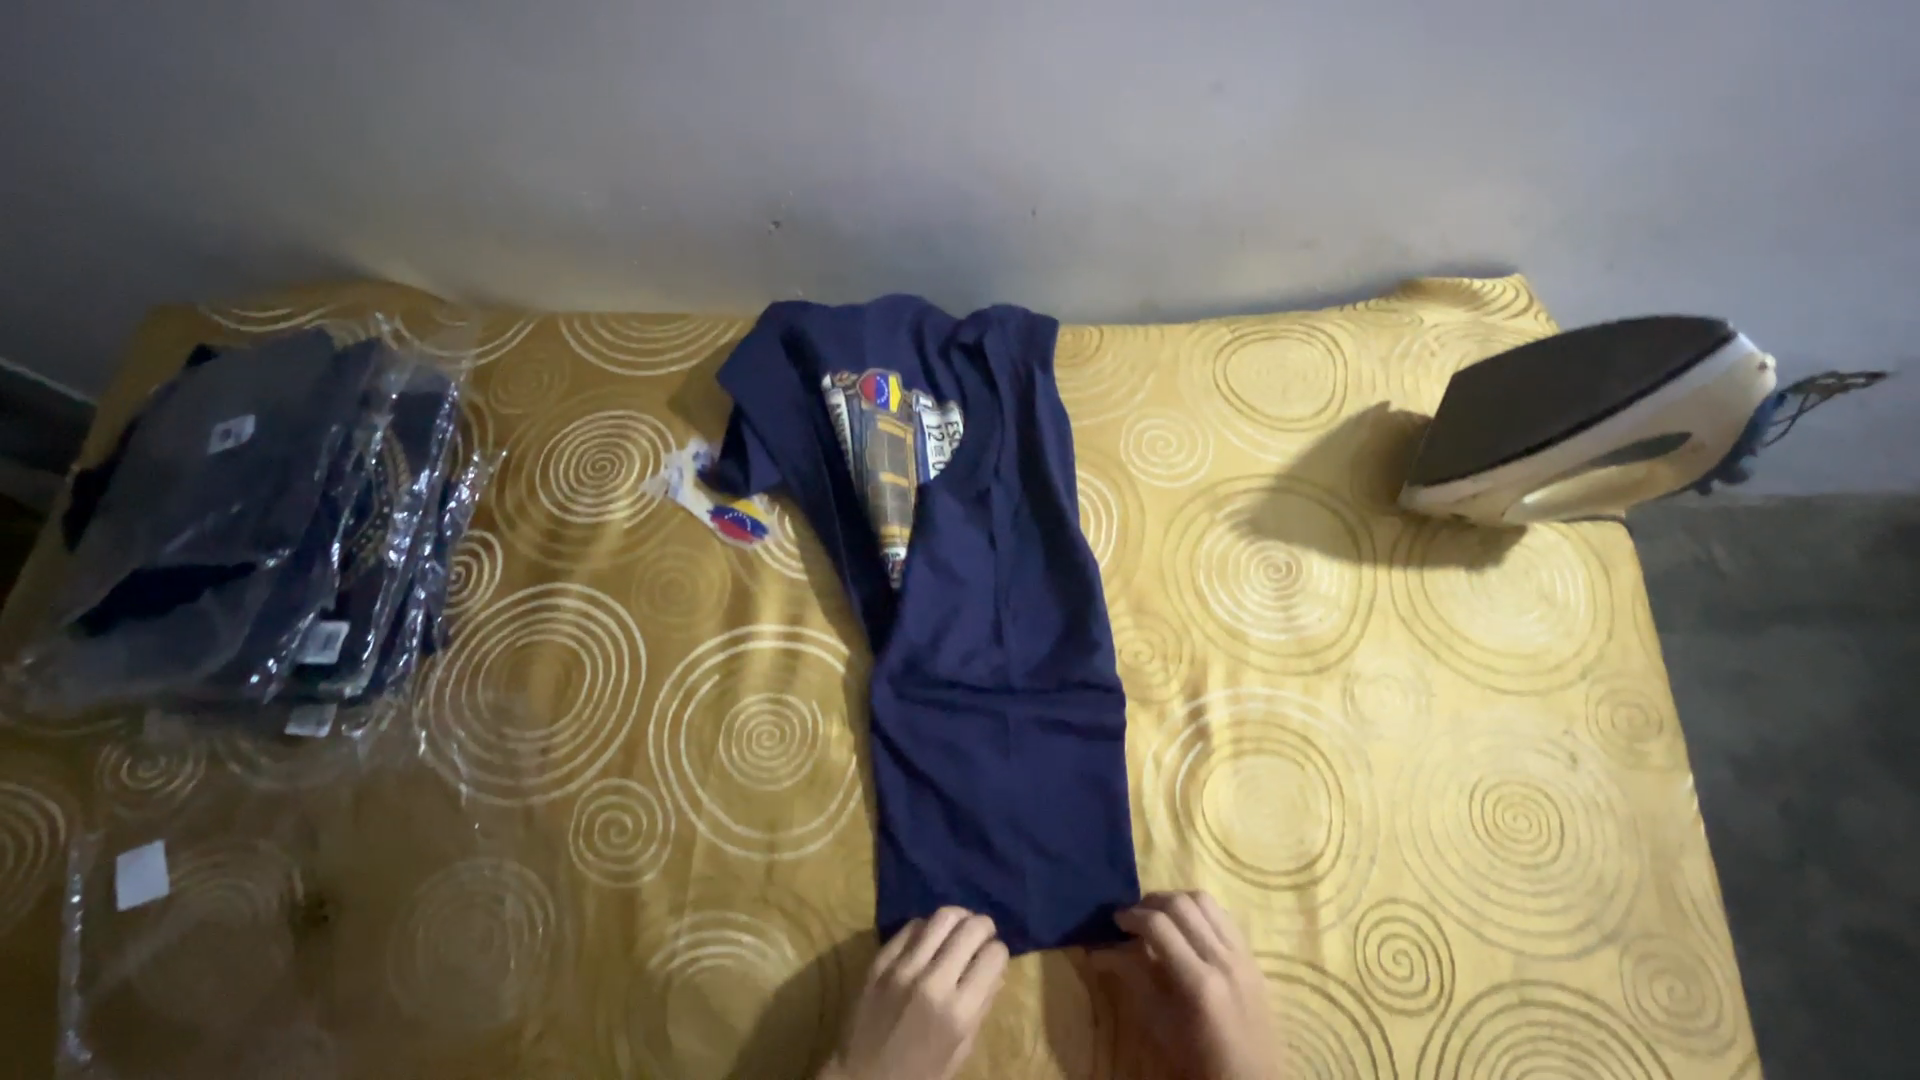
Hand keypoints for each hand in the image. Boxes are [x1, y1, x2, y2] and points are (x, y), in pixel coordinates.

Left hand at [819, 907, 1009, 1079]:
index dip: (999, 953)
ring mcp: (902, 967)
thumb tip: (996, 969)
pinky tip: (930, 938)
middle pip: (971, 928)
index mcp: (957, 1012)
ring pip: (941, 917)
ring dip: (959, 917)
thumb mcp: (960, 1051)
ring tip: (960, 927)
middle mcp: (931, 981)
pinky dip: (927, 927)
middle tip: (984, 934)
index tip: (995, 958)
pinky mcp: (879, 960)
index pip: (993, 956)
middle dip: (984, 926)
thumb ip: (981, 1007)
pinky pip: (911, 926)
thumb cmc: (919, 1074)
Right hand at [1100, 891, 1279, 1079]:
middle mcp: (1223, 960)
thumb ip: (1132, 977)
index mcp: (1198, 982)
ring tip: (1159, 915)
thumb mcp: (1158, 1023)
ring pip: (1204, 900)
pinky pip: (1223, 915)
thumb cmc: (1197, 1060)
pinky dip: (1199, 910)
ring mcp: (1243, 955)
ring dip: (1176, 900)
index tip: (1116, 921)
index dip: (1132, 916)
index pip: (1158, 925)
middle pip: (1181, 904)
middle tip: (1134, 916)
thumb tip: (1099, 950)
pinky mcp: (1253, 956)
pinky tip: (1186, 926)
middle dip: (1151, 902)